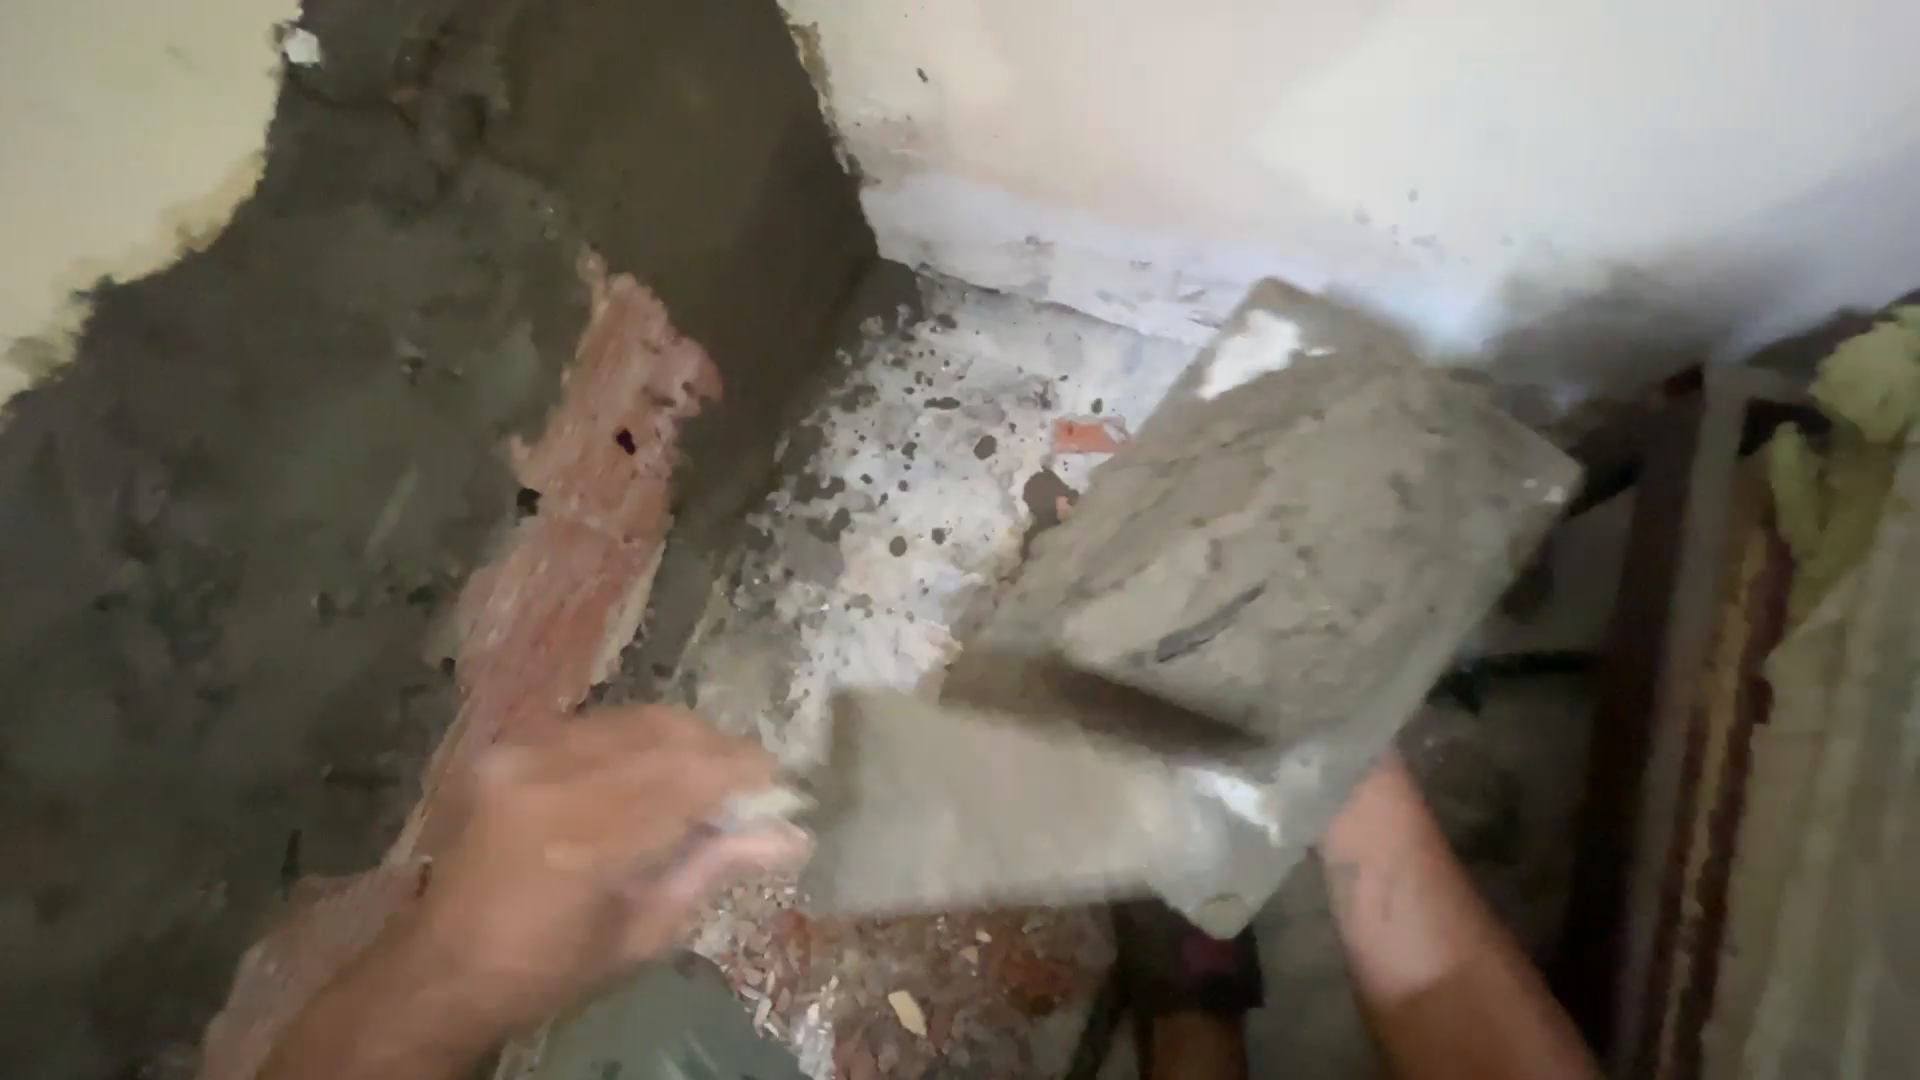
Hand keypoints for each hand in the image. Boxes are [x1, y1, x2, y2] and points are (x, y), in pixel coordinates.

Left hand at [404, 705, 809, 1032]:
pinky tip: (660, 764)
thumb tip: (793, 835)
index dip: (743, 770)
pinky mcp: (511, 746)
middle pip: (668, 737)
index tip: (779, 780)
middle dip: (722, 750)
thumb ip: (718, 867)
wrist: (440, 968)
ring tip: (711, 769)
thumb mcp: (645, 932)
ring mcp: (524, 756)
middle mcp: (550, 782)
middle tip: (750, 778)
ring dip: (689, 738)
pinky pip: (604, 722)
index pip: (687, 779)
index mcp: (581, 844)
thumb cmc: (550, 968)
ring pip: (640, 719)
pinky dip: (646, 737)